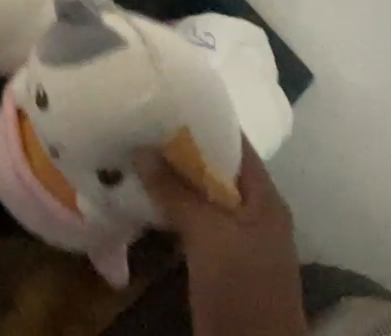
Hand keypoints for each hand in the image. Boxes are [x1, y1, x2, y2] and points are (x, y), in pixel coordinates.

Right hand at [137, 137, 306, 335]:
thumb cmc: (243, 292)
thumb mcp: (210, 238)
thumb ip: (177, 192)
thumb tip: (141, 149)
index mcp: (264, 200)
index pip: (234, 143)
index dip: (201, 119)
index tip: (161, 97)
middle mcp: (250, 212)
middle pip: (212, 167)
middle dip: (176, 147)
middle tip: (133, 122)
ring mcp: (231, 237)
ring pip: (196, 194)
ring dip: (166, 177)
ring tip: (126, 151)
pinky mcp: (212, 259)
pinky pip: (186, 220)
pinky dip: (163, 205)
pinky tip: (133, 194)